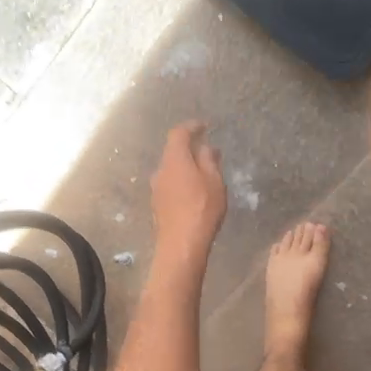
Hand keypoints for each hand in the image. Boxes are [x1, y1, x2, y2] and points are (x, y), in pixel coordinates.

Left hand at [151, 121, 226, 266]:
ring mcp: (156, 189)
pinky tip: (194, 193)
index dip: (191, 127)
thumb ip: (209, 160)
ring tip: (204, 174)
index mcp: (174, 159)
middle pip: (173, 152)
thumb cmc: (202, 209)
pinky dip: (182, 182)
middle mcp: (160, 170)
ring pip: (171, 170)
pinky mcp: (158, 205)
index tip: (204, 126)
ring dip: (186, 168)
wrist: (181, 244)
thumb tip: (205, 147)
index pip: (179, 133)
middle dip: (190, 149)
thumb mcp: (214, 181)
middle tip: (209, 153)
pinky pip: (170, 185)